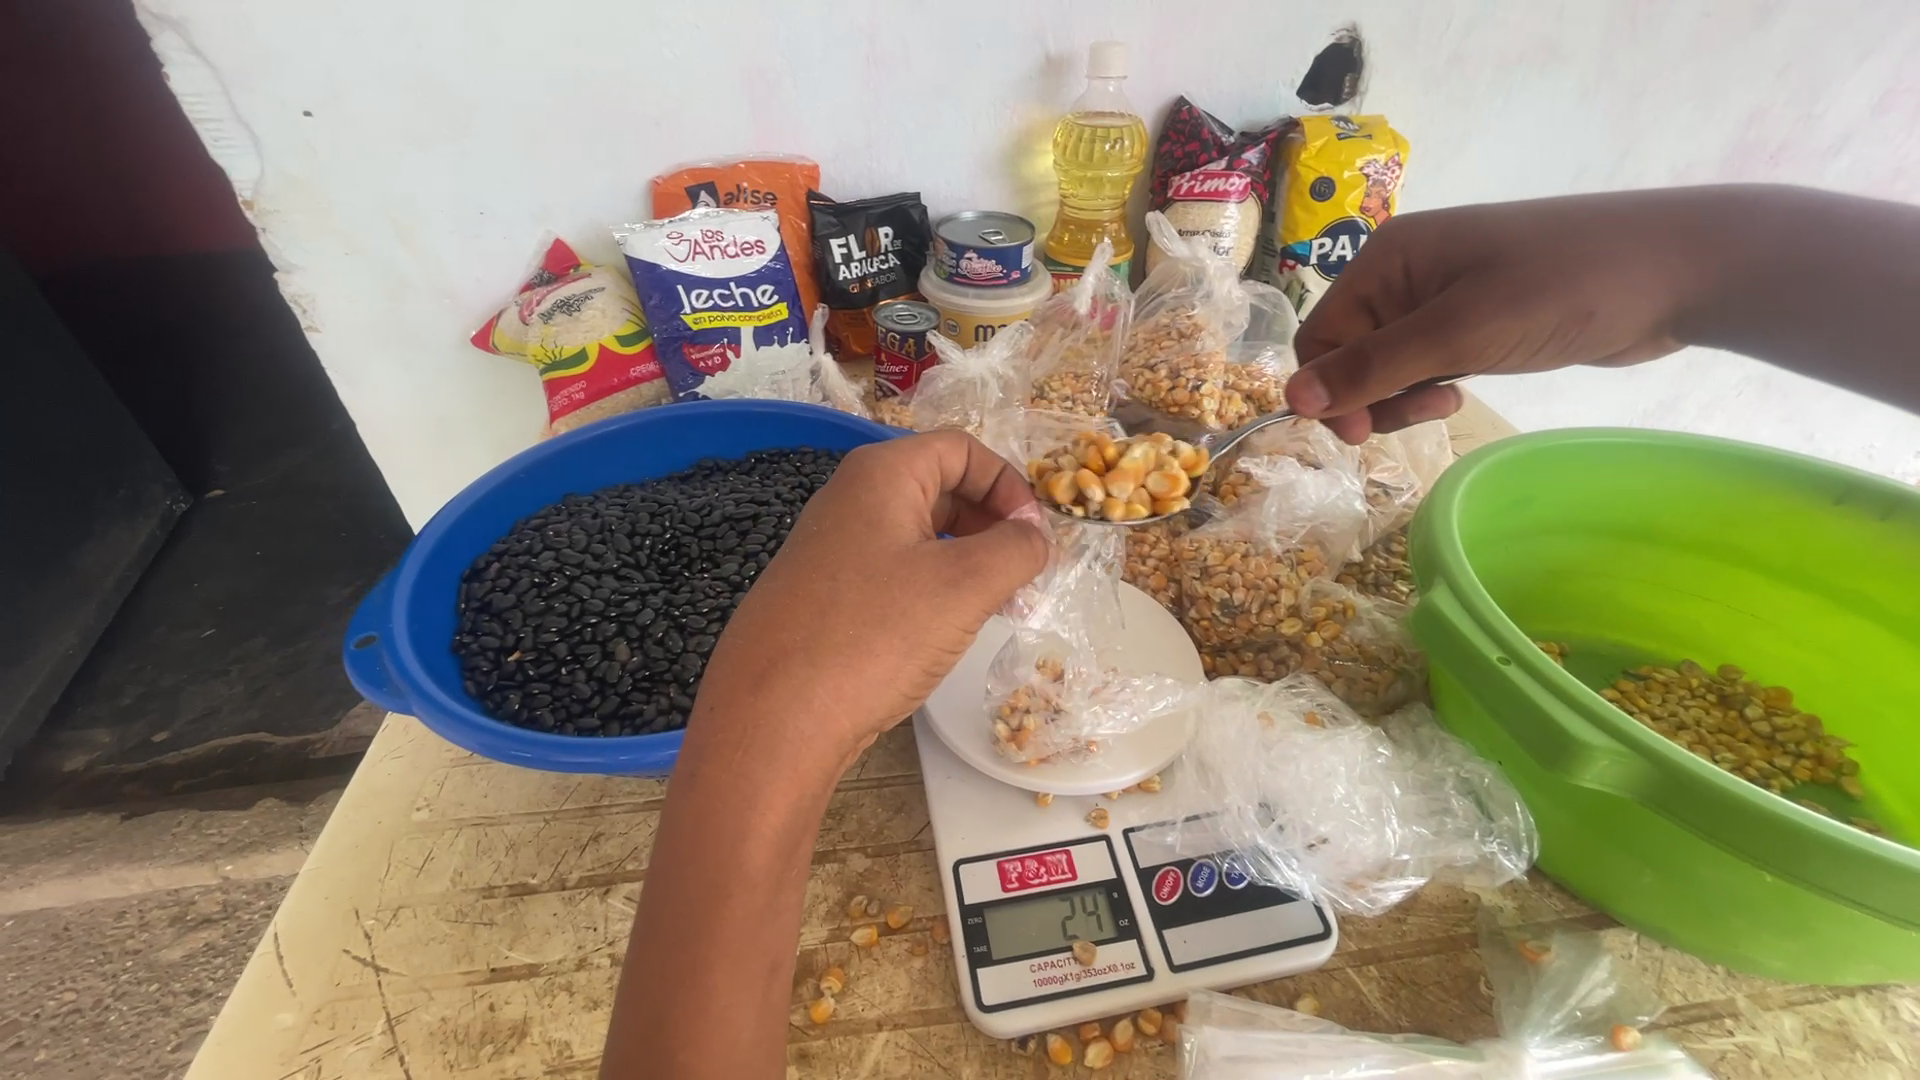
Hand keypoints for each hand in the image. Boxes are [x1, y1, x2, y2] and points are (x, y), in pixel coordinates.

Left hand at [691, 429, 1050, 765]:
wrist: (773, 719)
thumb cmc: (875, 636)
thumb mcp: (963, 586)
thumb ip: (1015, 548)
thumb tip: (1035, 535)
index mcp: (881, 475)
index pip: (963, 449)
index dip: (1009, 485)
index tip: (1035, 539)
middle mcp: (850, 498)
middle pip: (941, 487)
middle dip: (992, 524)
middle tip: (1023, 576)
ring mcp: (831, 547)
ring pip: (918, 534)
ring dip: (967, 559)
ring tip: (996, 606)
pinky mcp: (824, 593)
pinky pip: (893, 571)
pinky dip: (932, 587)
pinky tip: (946, 629)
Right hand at [1284, 189, 1728, 442]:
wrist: (1687, 270)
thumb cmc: (1562, 290)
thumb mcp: (1456, 334)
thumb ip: (1369, 370)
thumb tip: (1289, 401)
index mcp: (1386, 260)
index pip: (1319, 337)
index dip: (1327, 389)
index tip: (1358, 432)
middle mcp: (1401, 275)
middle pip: (1346, 352)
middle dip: (1367, 394)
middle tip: (1418, 415)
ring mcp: (1436, 295)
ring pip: (1381, 364)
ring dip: (1397, 396)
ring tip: (1445, 403)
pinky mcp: (1468, 318)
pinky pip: (1417, 363)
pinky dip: (1424, 387)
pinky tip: (1457, 393)